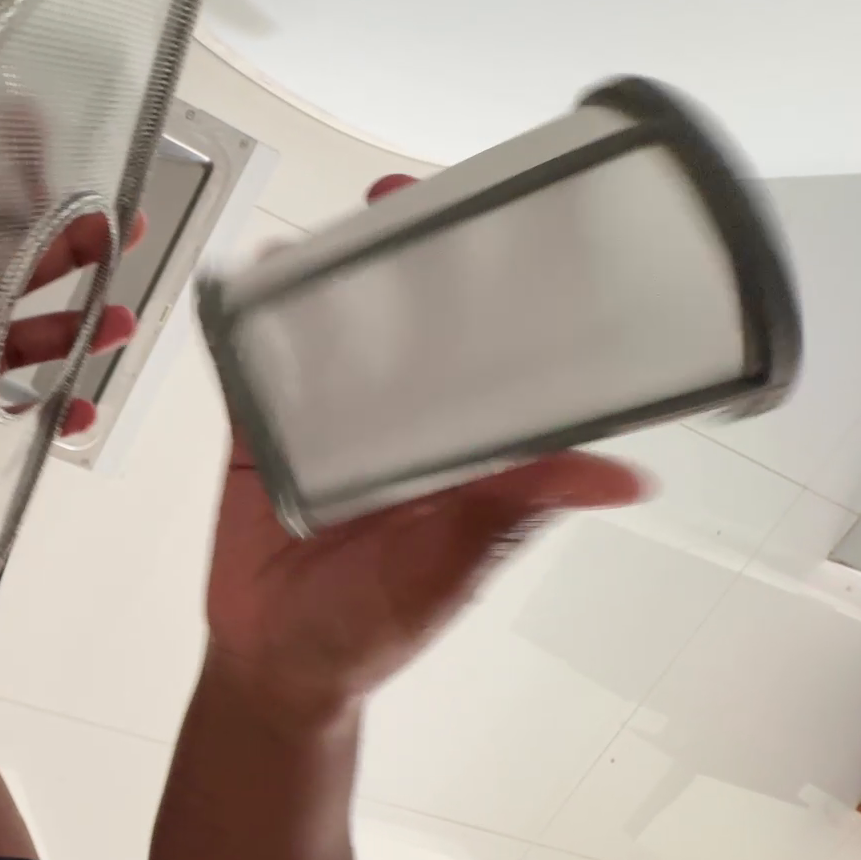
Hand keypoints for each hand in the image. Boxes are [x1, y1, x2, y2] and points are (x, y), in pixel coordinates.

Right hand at [205, 177, 646, 725]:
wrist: (271, 657)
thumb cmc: (364, 627)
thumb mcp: (439, 573)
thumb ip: (501, 520)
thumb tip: (621, 475)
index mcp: (449, 452)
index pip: (482, 355)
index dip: (490, 287)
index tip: (493, 222)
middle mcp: (388, 427)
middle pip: (395, 330)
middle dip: (395, 264)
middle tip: (389, 202)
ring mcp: (315, 429)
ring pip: (319, 343)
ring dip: (316, 289)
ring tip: (309, 239)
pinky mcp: (254, 440)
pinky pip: (249, 379)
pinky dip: (243, 337)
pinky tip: (239, 296)